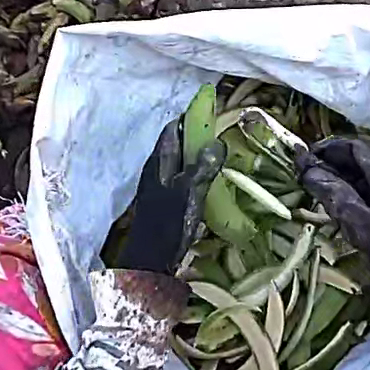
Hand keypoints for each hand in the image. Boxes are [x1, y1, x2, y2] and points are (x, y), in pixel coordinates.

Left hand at [118, 122, 225, 274]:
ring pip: (177, 163)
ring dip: (194, 157)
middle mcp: (156, 169)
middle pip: (176, 145)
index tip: (210, 111)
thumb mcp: (189, 192)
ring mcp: (158, 186)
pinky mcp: (162, 202)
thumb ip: (202, 167)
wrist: (149, 259)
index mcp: (160, 161)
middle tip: (219, 134)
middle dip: (194, 136)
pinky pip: (180, 180)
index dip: (189, 118)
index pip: (173, 129)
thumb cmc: (168, 223)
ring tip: (217, 157)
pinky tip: (206, 184)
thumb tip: (217, 142)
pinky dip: (193, 176)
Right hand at [298, 137, 369, 367]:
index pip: (358, 147)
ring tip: (332, 187)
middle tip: (315, 173)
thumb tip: (310, 172)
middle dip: (341, 159)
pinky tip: (358, 199)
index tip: (305, 159)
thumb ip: (336, 197)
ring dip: (357, 171)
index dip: (328, 149)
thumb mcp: (364, 231)